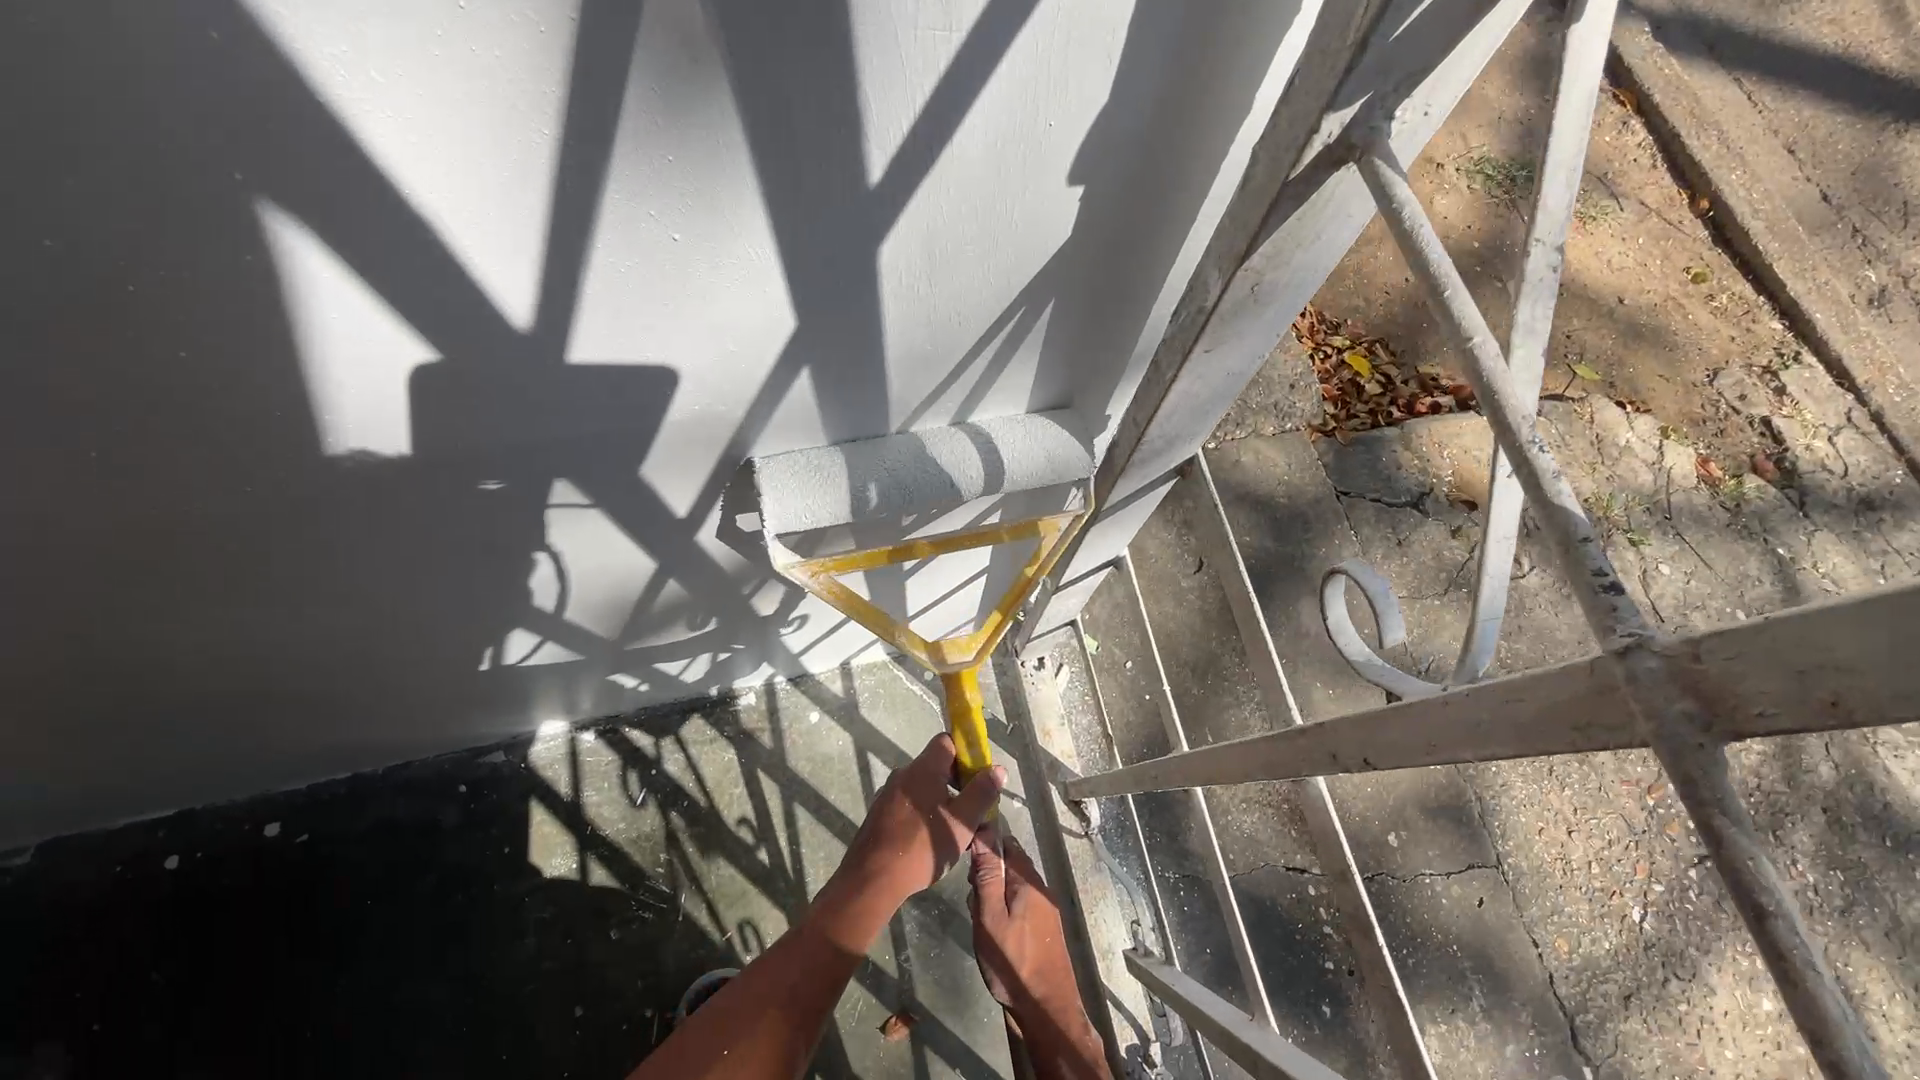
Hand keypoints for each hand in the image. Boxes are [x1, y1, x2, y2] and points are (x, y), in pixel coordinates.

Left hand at [830, 734, 1004, 912]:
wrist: (873, 877)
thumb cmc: (923, 845)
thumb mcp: (962, 821)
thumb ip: (982, 793)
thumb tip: (997, 769)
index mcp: (923, 768)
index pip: (947, 741)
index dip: (966, 753)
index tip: (980, 776)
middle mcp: (903, 774)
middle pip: (936, 765)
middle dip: (958, 782)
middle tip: (973, 808)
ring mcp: (888, 794)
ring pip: (923, 787)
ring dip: (942, 800)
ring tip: (956, 829)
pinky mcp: (880, 814)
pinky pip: (909, 803)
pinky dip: (924, 813)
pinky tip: (931, 839)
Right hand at [967, 825, 1079, 1015]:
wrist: (1046, 1008)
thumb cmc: (1011, 962)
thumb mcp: (990, 917)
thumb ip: (987, 876)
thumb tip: (983, 834)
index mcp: (1028, 881)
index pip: (1006, 844)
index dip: (984, 847)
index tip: (967, 866)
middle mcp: (1041, 888)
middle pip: (1011, 864)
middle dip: (988, 874)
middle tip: (974, 900)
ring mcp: (1046, 907)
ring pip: (1014, 885)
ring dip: (995, 893)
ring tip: (982, 919)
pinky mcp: (1046, 926)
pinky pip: (1022, 902)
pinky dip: (1006, 907)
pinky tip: (997, 931)